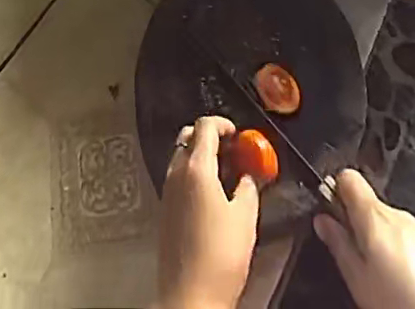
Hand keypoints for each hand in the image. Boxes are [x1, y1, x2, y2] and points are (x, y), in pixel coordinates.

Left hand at [155, 116, 259, 308]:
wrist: (190, 296)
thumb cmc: (220, 256)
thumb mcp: (246, 218)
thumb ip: (249, 187)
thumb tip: (249, 175)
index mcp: (195, 168)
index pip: (205, 126)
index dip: (223, 124)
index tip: (238, 133)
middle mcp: (176, 173)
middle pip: (188, 136)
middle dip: (210, 136)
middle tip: (233, 150)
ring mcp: (167, 190)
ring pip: (181, 156)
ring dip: (201, 154)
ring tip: (226, 172)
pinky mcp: (165, 208)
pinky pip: (178, 177)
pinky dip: (194, 173)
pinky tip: (212, 193)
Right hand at [313, 170, 414, 308]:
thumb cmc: (407, 305)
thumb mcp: (358, 280)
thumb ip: (338, 245)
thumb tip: (323, 221)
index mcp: (374, 215)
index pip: (347, 177)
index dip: (335, 191)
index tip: (331, 214)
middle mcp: (400, 217)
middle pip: (369, 205)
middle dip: (358, 227)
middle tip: (354, 260)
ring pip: (391, 228)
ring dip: (382, 246)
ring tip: (382, 283)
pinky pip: (412, 245)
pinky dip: (405, 260)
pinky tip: (407, 290)